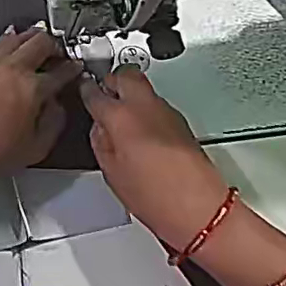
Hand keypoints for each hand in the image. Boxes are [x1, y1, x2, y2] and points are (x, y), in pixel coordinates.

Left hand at [0, 29, 81, 224]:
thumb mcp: (37, 147)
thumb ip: (54, 122)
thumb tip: (57, 107)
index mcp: (32, 88)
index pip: (61, 71)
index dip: (72, 69)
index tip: (74, 69)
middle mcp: (11, 71)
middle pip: (41, 42)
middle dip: (56, 45)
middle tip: (60, 52)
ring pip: (17, 36)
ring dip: (33, 37)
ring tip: (39, 43)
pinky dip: (9, 41)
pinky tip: (12, 45)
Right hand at [79, 65, 231, 246]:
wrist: (202, 211)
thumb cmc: (160, 198)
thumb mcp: (111, 172)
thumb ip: (100, 142)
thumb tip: (99, 130)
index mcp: (121, 116)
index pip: (95, 92)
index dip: (86, 90)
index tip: (84, 91)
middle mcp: (146, 107)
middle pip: (125, 74)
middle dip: (111, 80)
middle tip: (103, 91)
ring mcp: (167, 112)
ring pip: (144, 87)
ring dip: (130, 94)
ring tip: (122, 115)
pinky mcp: (182, 122)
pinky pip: (157, 105)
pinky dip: (146, 110)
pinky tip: (141, 131)